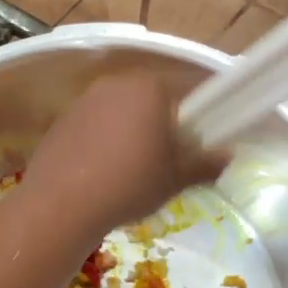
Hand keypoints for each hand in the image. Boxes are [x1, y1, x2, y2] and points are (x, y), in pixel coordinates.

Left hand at [22, 72, 224, 236]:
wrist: (60, 204)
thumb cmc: (128, 185)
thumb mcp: (175, 179)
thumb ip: (204, 164)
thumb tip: (227, 157)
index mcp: (150, 87)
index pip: (185, 92)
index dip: (195, 118)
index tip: (195, 144)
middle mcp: (115, 84)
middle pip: (149, 99)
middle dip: (160, 123)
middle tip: (164, 160)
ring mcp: (83, 100)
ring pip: (118, 112)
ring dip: (128, 132)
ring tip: (129, 170)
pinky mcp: (60, 121)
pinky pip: (92, 126)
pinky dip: (100, 142)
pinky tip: (99, 172)